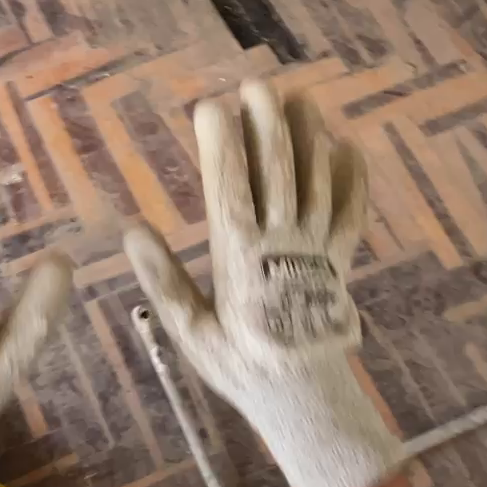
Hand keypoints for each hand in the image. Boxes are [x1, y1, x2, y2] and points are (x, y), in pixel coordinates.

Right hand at [125, 80, 402, 486]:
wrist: (306, 402)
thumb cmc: (238, 365)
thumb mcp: (190, 332)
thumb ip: (164, 280)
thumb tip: (134, 228)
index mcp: (242, 261)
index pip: (230, 192)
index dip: (221, 148)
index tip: (210, 107)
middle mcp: (283, 247)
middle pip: (278, 178)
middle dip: (267, 128)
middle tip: (257, 84)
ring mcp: (318, 252)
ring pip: (317, 186)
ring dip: (309, 139)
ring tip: (301, 98)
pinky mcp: (341, 263)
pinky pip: (352, 216)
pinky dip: (352, 180)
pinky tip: (349, 146)